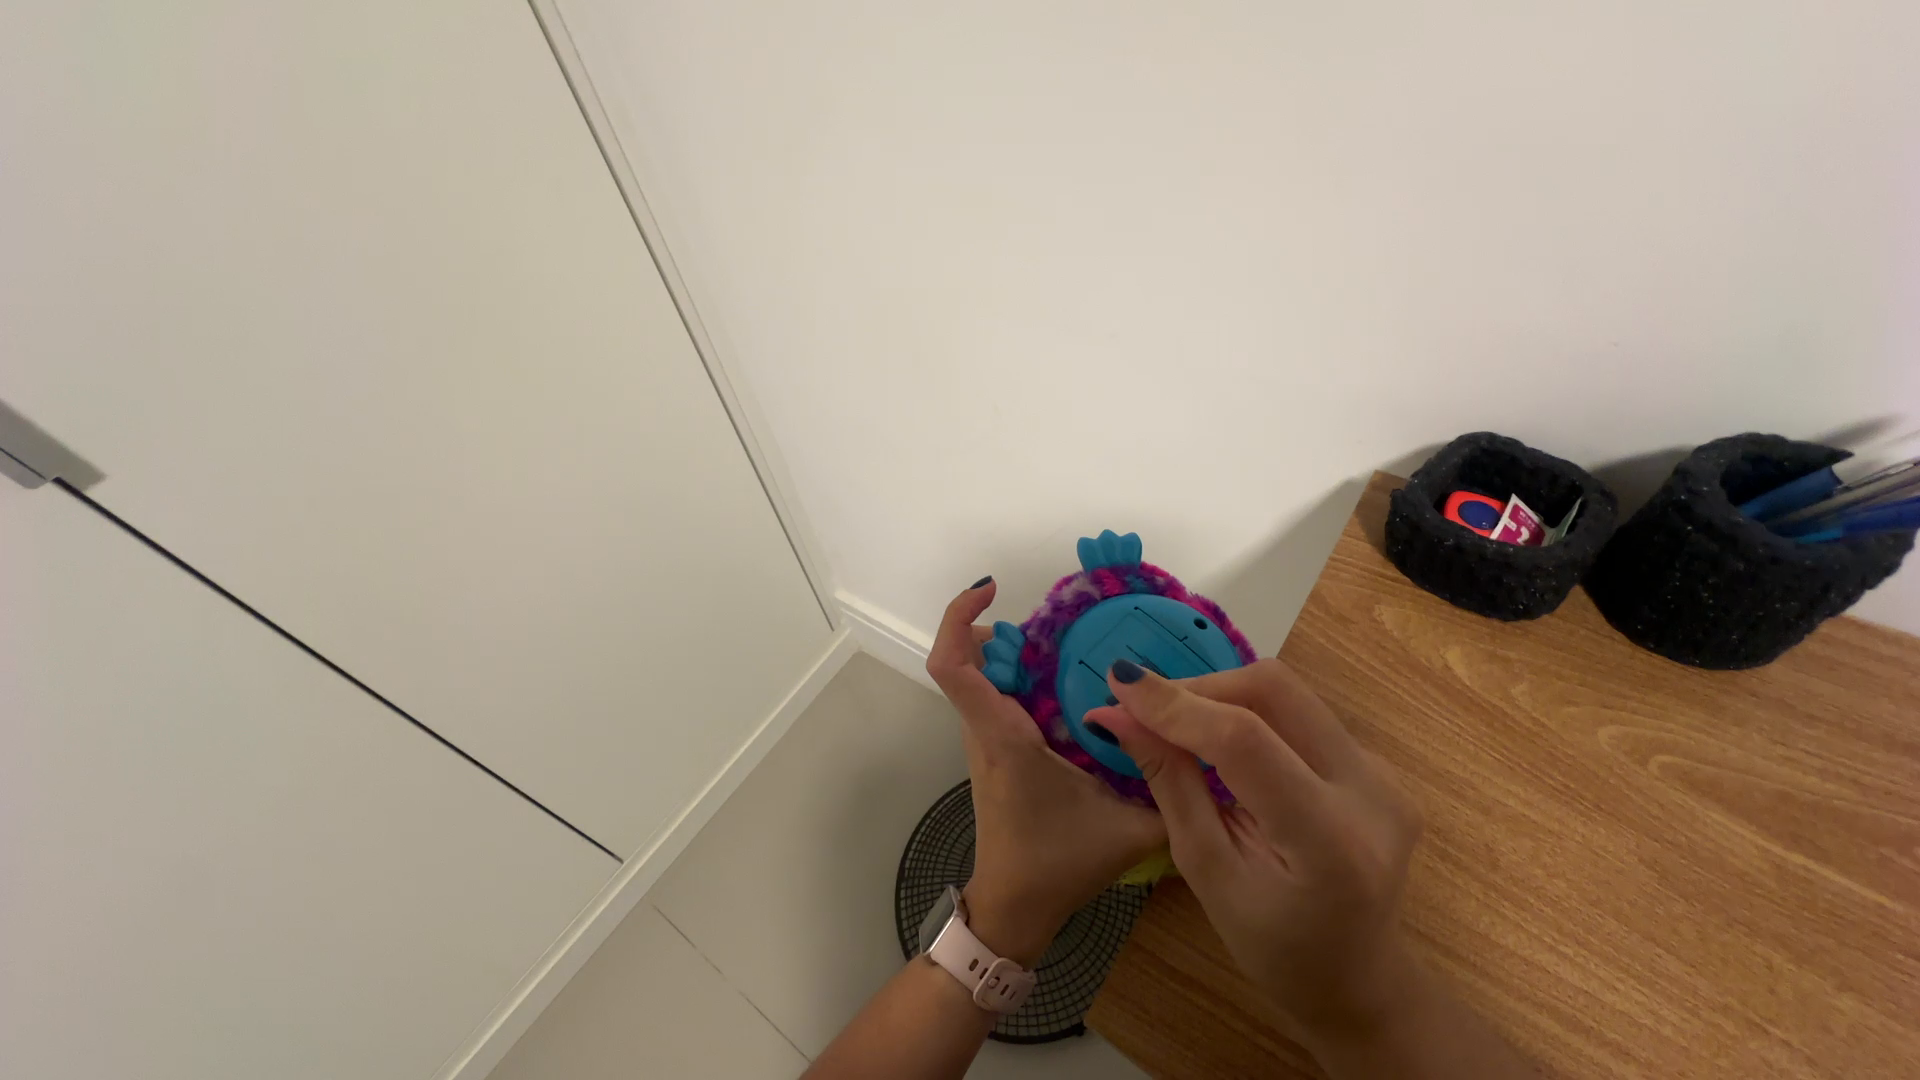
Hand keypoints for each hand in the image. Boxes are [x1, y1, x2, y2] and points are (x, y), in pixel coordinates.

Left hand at [925, 579, 1167, 965]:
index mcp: (1005, 736)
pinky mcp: (997, 747)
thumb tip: (1211, 747)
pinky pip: (1001, 694)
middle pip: (971, 658)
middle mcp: (987, 729)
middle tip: (1068, 620)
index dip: (958, 618)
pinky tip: (1078, 685)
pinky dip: (1026, 674)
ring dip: (1019, 650)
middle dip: (1009, 627)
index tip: (991, 591)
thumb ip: (1170, 788)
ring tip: (1079, 646)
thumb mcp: (1129, 829)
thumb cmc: (1057, 865)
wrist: (1014, 907)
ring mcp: (988, 738)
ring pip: (987, 674)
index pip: (953, 668)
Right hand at [1085, 658, 1423, 1043]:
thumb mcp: (1205, 872)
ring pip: (1287, 692)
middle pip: (1275, 690)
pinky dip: (1249, 713)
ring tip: (1175, 722)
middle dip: (1200, 686)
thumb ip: (1168, 783)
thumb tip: (1116, 716)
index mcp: (1327, 839)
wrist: (1360, 982)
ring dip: (1221, 693)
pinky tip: (1221, 745)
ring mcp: (1383, 773)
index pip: (1244, 740)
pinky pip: (1301, 713)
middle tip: (1147, 706)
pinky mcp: (1378, 765)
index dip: (1175, 704)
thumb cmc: (1272, 947)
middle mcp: (1370, 791)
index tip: (1118, 682)